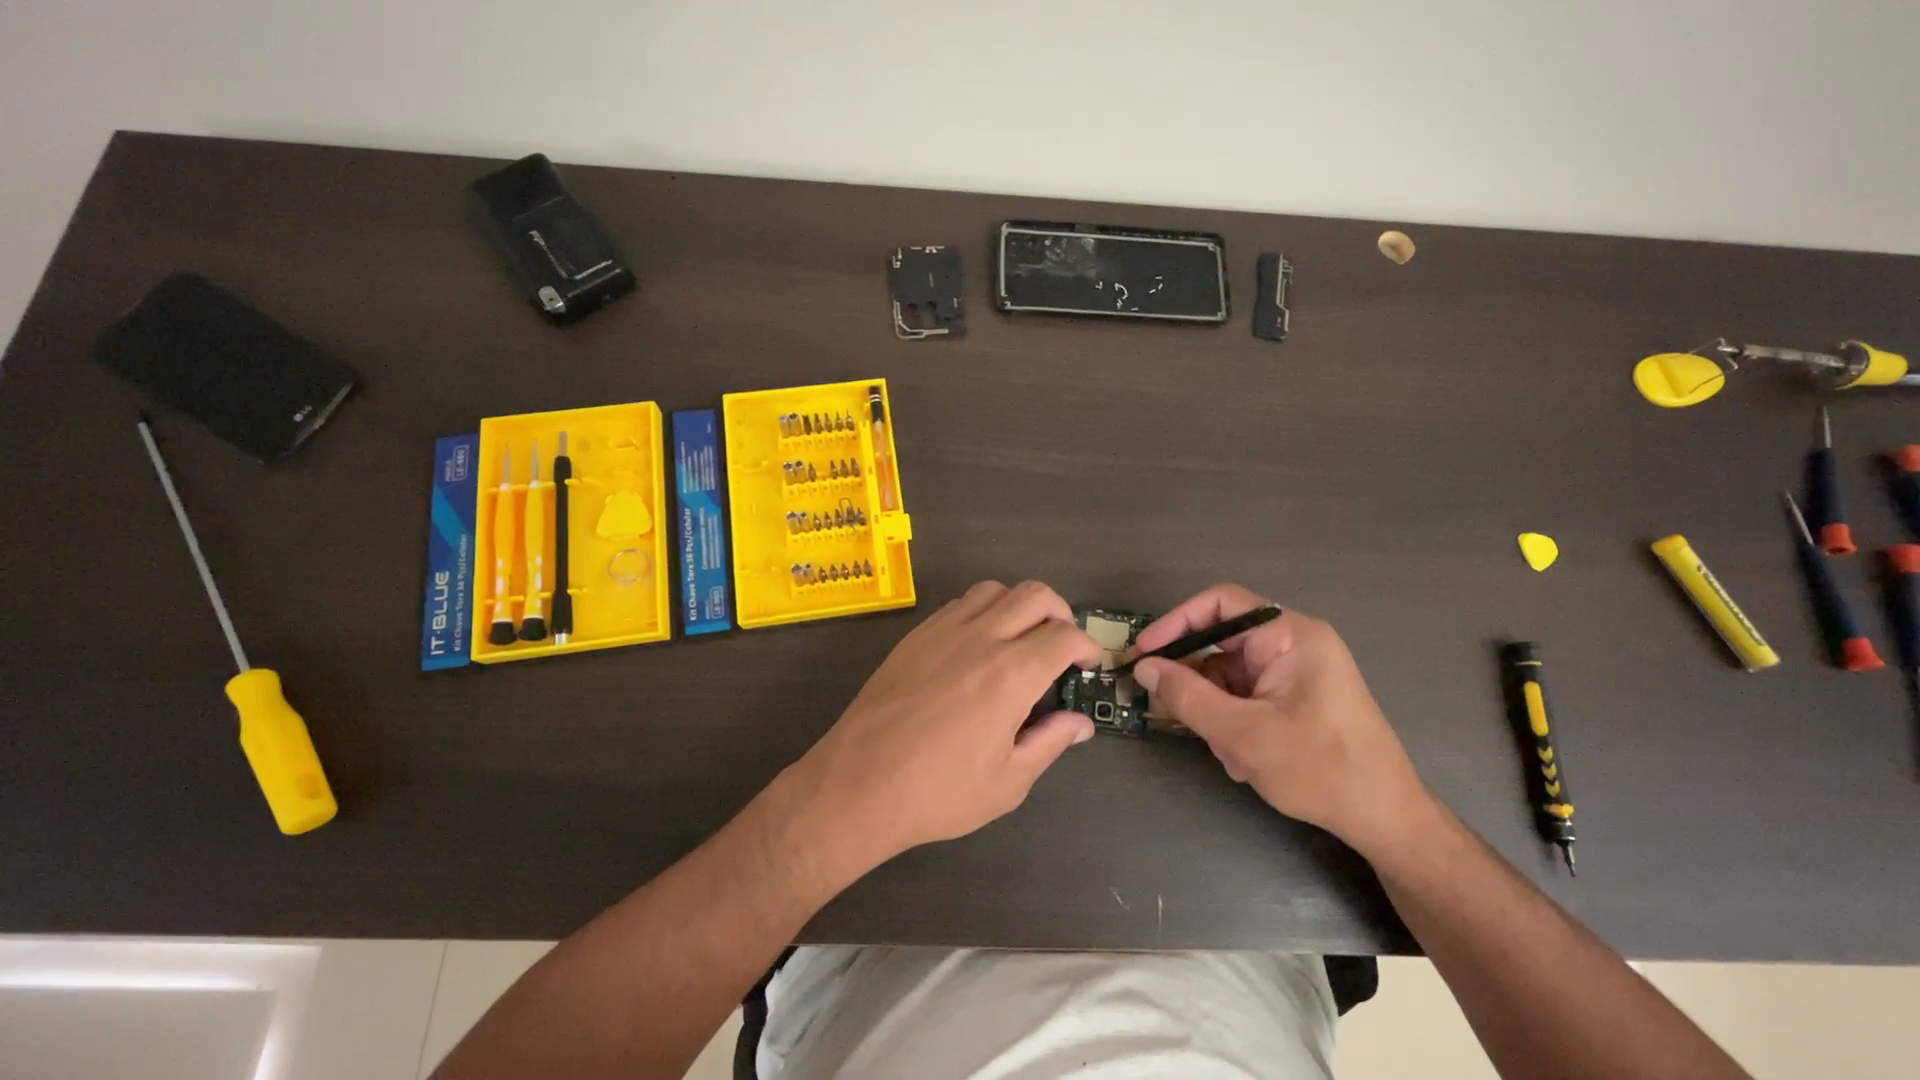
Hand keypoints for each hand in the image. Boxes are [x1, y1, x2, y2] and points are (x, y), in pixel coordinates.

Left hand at [780, 580, 1101, 876]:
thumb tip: (1079, 722)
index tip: (1087, 665)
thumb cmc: (938, 792)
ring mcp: (943, 631)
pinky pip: (959, 603)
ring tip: (1020, 639)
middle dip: (1060, 614)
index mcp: (1012, 674)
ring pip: (995, 590)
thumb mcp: (1007, 782)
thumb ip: (1049, 743)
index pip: (1065, 635)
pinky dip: (982, 611)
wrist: (859, 783)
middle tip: (1060, 646)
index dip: (1086, 646)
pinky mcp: (914, 636)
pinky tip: (977, 646)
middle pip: (1035, 595)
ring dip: (1018, 605)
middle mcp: (981, 639)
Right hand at [1130, 585, 1428, 855]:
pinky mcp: (1295, 699)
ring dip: (1216, 712)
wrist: (1383, 817)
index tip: (1142, 652)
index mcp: (1291, 636)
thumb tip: (1144, 667)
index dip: (1176, 623)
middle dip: (1197, 683)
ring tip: (1228, 752)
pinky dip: (1233, 725)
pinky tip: (1242, 760)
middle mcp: (1293, 645)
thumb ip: (1188, 697)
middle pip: (1221, 644)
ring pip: (1229, 677)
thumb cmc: (1321, 768)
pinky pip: (1246, 697)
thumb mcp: (1244, 734)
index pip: (1221, 604)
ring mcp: (1295, 673)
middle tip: (1169, 709)